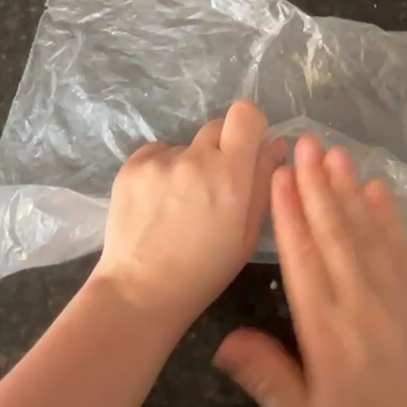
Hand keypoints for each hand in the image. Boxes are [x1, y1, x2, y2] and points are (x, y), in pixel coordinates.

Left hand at [89, 100, 287, 325]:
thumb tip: (274, 143)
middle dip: (221, 149)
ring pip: (187, 146)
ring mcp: (160, 160)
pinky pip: (158, 153)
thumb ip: (263, 183)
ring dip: (189, 164)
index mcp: (230, 176)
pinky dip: (162, 170)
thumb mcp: (247, 235)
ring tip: (179, 205)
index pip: (245, 114)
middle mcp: (195, 159)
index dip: (249, 126)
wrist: (140, 292)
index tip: (247, 147)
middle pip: (216, 127)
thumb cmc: (204, 272)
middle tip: (214, 186)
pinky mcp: (132, 165)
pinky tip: (157, 203)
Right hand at [213, 137, 406, 406]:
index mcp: (326, 332)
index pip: (302, 259)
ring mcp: (400, 296)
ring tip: (334, 153)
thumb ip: (268, 377)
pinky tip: (378, 188)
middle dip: (317, 184)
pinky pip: (404, 246)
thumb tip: (222, 340)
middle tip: (304, 142)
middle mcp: (362, 303)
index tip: (277, 175)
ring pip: (368, 230)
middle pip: (334, 233)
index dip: (288, 213)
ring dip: (349, 188)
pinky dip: (390, 214)